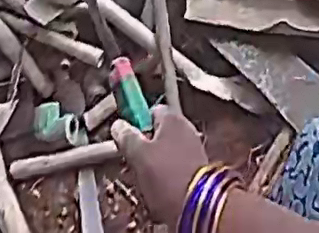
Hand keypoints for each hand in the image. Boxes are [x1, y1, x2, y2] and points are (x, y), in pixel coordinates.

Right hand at [112, 106, 210, 225]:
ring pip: (167, 153)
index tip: (128, 139)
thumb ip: (126, 137)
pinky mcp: (201, 171)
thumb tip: (118, 125)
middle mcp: (186, 128)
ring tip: (148, 182)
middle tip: (136, 164)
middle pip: (158, 133)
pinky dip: (169, 177)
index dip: (136, 124)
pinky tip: (163, 191)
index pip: (149, 111)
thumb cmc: (167, 176)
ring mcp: (195, 149)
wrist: (200, 208)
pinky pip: (177, 168)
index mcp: (172, 117)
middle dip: (145, 149)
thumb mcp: (138, 155)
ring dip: (157, 165)